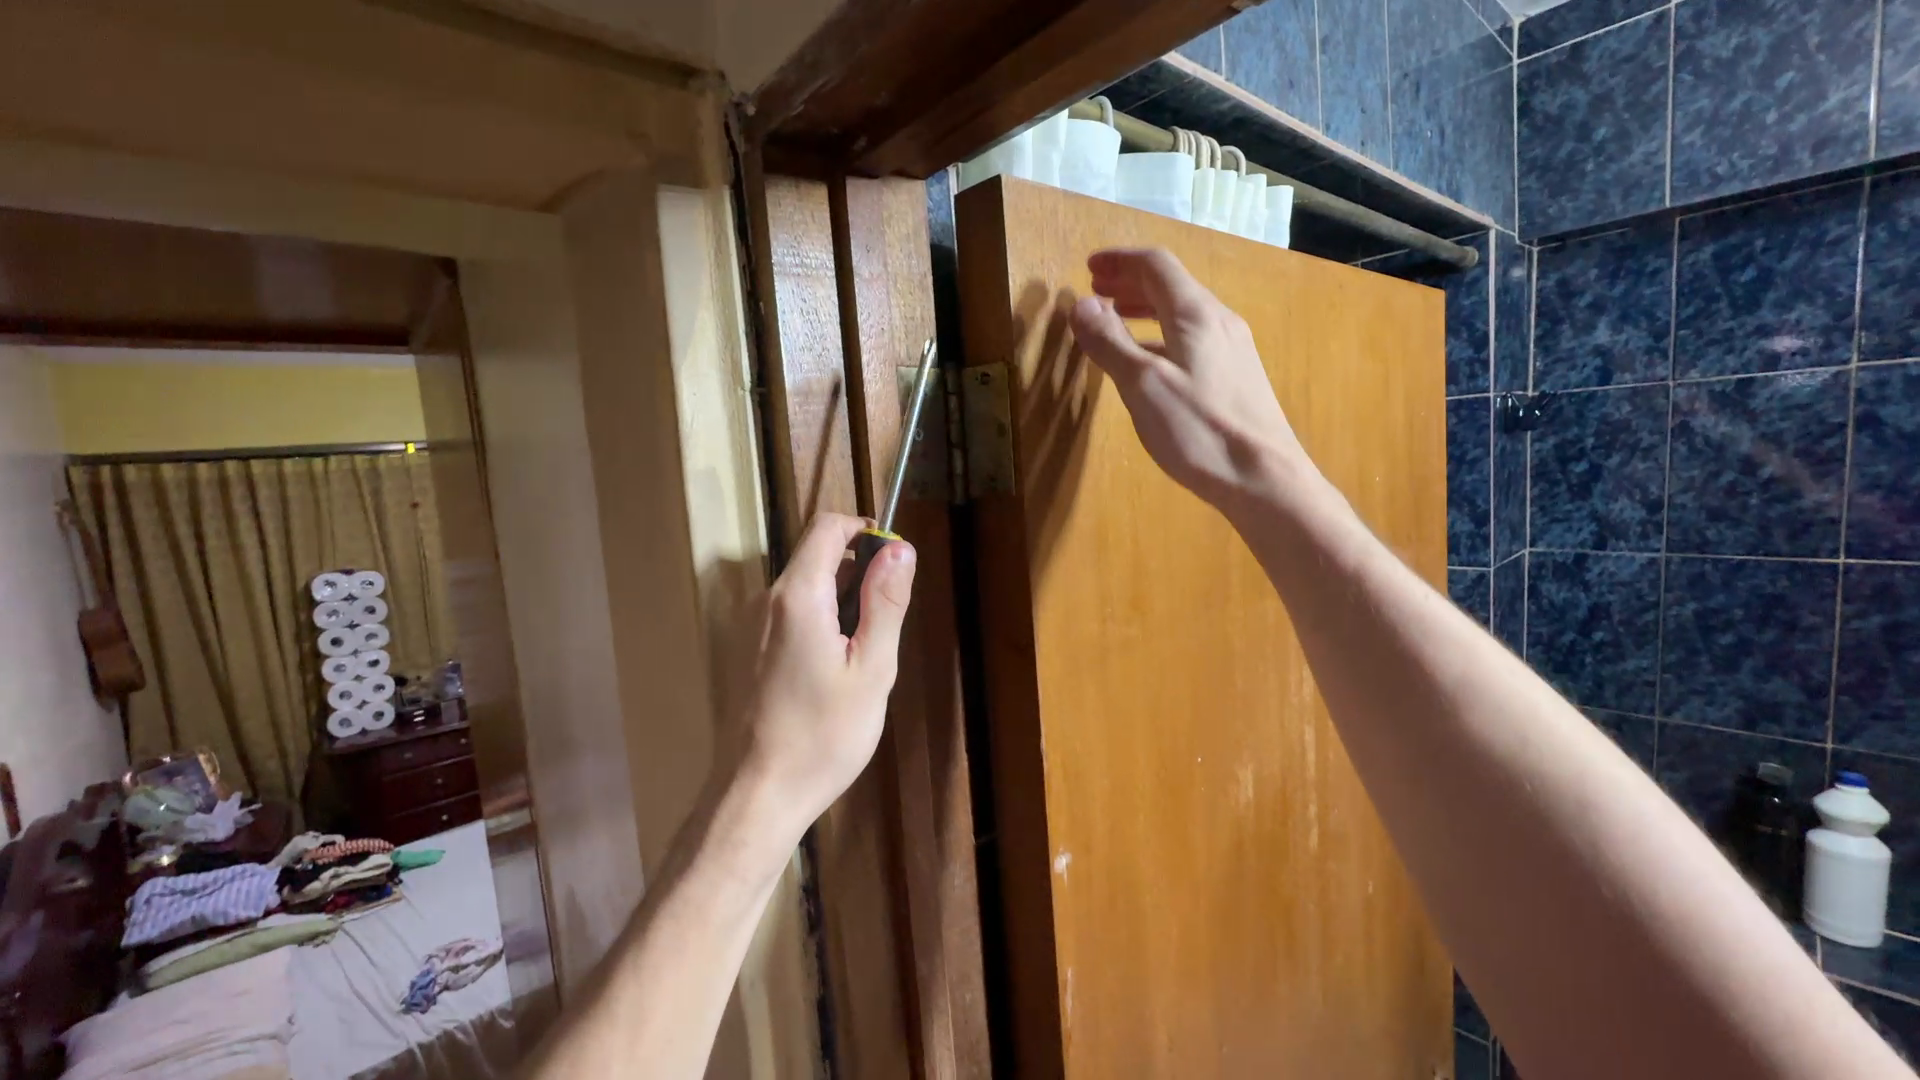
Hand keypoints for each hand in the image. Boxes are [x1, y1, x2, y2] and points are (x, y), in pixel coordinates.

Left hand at [735, 513, 916, 837]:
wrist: (760, 792)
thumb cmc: (824, 734)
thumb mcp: (872, 668)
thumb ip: (885, 602)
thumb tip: (900, 548)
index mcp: (797, 595)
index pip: (827, 527)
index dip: (865, 530)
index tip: (895, 560)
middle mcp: (768, 601)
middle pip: (817, 556)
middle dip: (859, 574)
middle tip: (885, 626)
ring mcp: (754, 626)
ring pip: (807, 588)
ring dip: (842, 603)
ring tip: (863, 658)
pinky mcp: (751, 651)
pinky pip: (793, 615)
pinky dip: (822, 624)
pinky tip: (834, 674)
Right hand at [1068, 248, 1302, 506]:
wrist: (1264, 479)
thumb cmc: (1199, 430)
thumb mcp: (1143, 385)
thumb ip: (1110, 342)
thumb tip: (1080, 304)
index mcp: (1195, 314)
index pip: (1156, 265)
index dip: (1119, 261)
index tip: (1088, 268)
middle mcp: (1219, 322)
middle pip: (1172, 286)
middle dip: (1130, 283)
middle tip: (1096, 291)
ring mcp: (1233, 350)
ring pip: (1182, 314)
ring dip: (1145, 309)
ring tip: (1115, 321)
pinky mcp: (1237, 378)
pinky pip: (1192, 339)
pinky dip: (1161, 336)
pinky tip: (1148, 362)